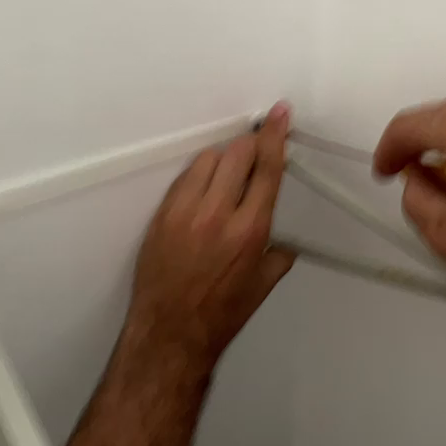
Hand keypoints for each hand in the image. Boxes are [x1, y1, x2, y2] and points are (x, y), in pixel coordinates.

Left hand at [124, 102, 296, 368]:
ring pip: (209, 159)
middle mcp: (220, 214)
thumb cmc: (221, 314)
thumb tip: (282, 241)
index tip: (278, 114)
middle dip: (249, 145)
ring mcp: (187, 211)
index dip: (274, 136)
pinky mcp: (163, 214)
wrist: (171, 332)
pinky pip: (184, 177)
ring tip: (226, 176)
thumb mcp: (261, 287)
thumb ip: (276, 256)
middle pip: (238, 153)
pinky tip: (202, 188)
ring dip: (223, 160)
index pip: (267, 169)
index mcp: (251, 230)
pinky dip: (199, 175)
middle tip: (253, 151)